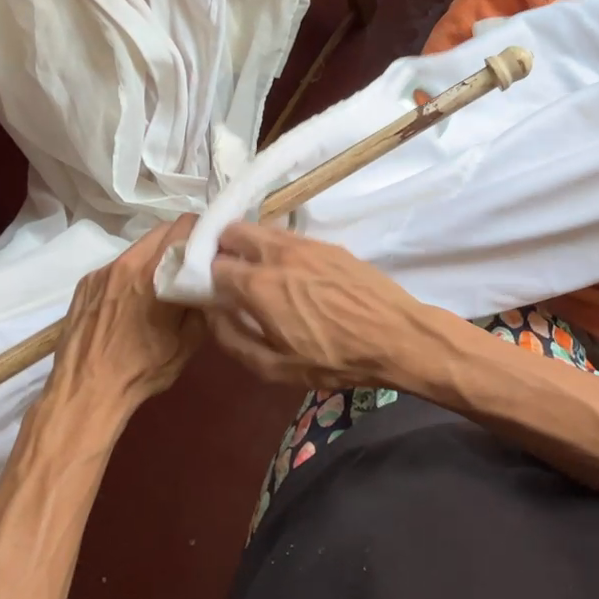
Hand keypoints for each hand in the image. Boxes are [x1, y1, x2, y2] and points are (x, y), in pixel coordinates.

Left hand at [52, 214, 207, 401]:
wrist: (85, 392)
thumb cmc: (142, 369)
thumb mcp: (189, 340)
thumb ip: (202, 301)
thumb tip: (211, 280)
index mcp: (155, 273)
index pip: (184, 226)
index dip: (204, 232)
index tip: (214, 247)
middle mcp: (127, 263)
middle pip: (161, 230)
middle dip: (181, 239)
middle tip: (193, 261)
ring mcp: (103, 272)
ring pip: (139, 247)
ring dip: (156, 255)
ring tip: (163, 280)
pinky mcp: (86, 284)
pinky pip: (118, 265)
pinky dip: (132, 272)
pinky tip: (134, 298)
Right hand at [204, 222, 441, 390]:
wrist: (396, 336)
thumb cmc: (334, 359)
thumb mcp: (275, 368)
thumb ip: (233, 338)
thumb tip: (212, 314)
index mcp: (259, 284)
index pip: (212, 264)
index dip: (201, 275)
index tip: (202, 288)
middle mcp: (279, 254)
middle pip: (234, 232)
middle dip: (221, 247)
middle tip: (224, 273)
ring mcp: (307, 244)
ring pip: (263, 230)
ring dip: (250, 244)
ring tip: (254, 272)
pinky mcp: (330, 245)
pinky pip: (291, 236)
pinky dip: (277, 246)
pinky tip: (287, 271)